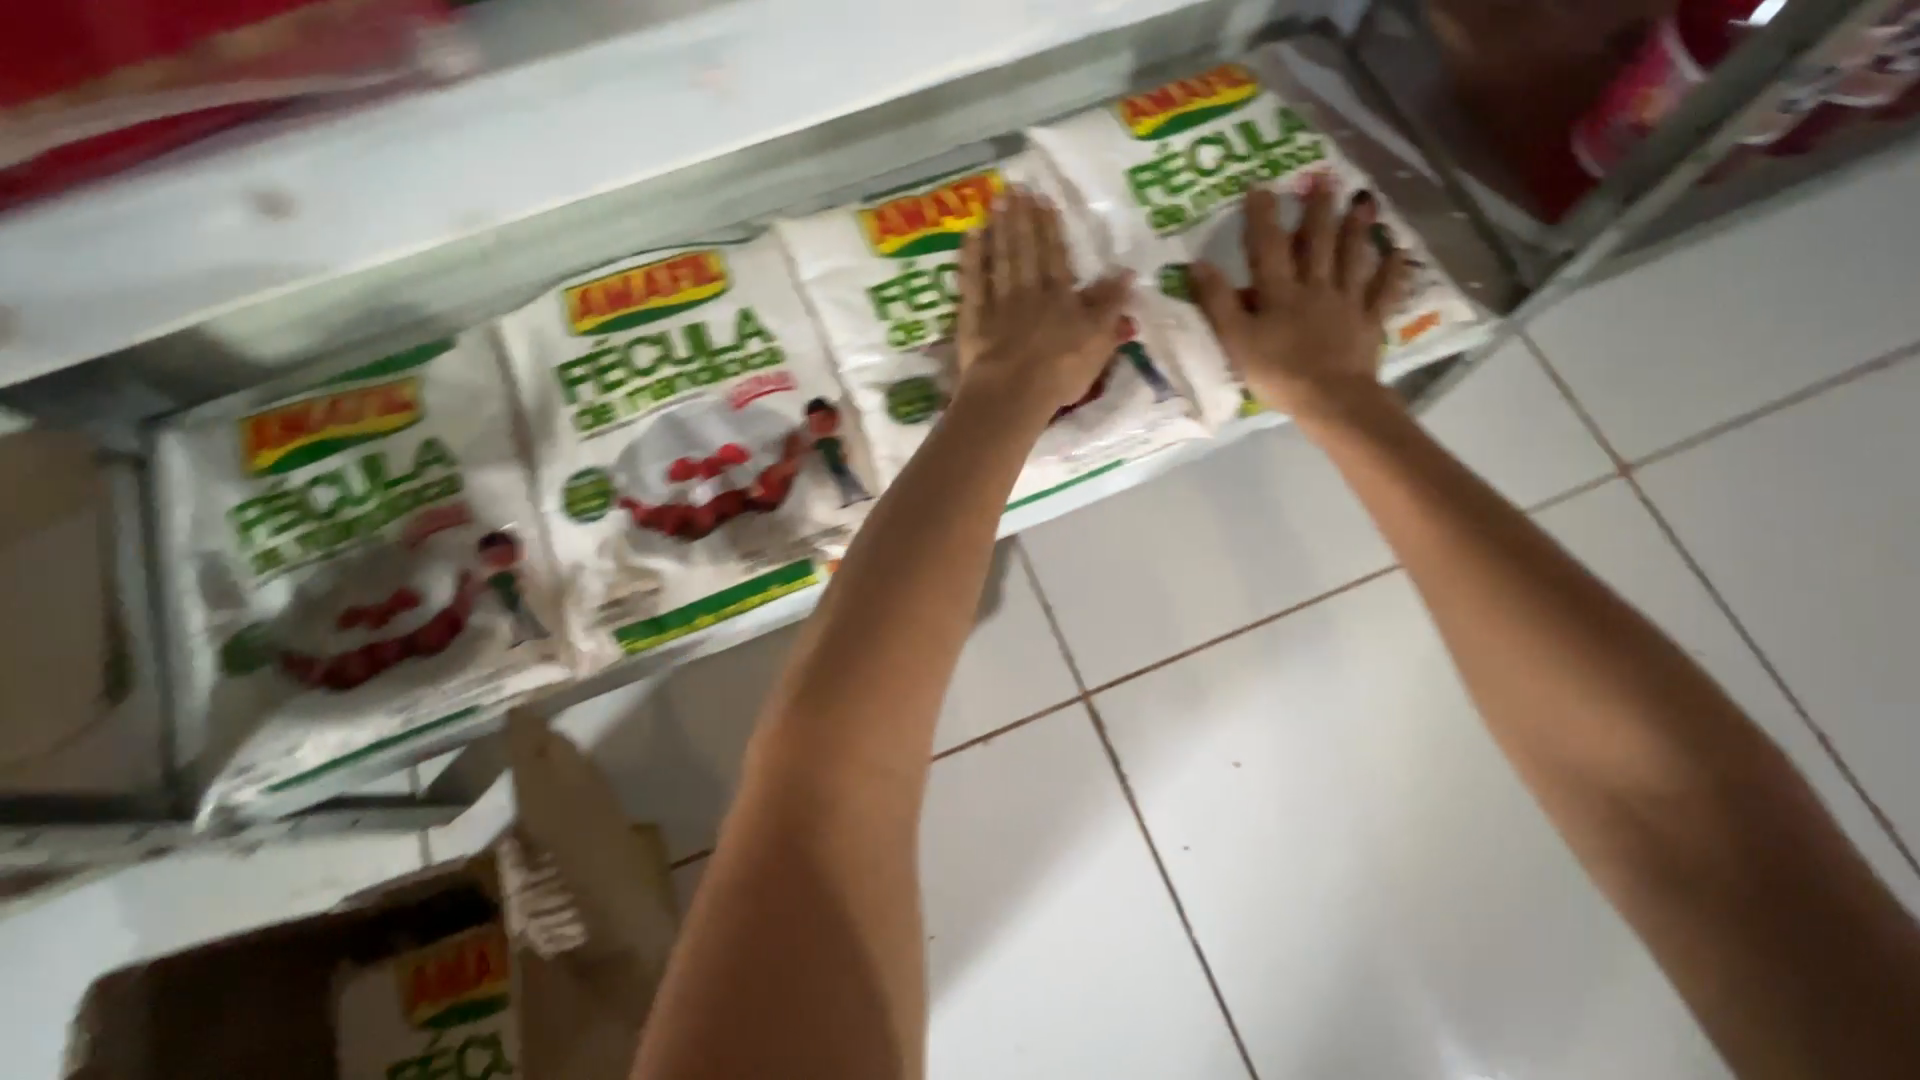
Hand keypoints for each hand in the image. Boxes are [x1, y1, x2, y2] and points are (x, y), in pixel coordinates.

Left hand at [954, 187, 1132, 421]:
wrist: (1014, 391)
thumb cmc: (1062, 370)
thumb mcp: (1099, 339)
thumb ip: (1110, 305)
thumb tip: (1128, 273)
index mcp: (1060, 297)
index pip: (1055, 256)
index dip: (1049, 228)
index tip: (1043, 200)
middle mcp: (1028, 291)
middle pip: (1025, 250)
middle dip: (1022, 218)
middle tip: (1016, 188)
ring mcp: (998, 303)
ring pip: (1000, 259)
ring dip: (999, 229)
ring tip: (997, 201)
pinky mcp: (973, 319)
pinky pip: (972, 283)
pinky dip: (971, 259)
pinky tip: (970, 236)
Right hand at [1188, 180, 1408, 423]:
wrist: (1330, 399)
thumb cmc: (1278, 373)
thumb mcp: (1236, 340)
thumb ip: (1218, 302)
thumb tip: (1197, 264)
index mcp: (1280, 293)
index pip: (1268, 247)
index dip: (1263, 217)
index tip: (1261, 186)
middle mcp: (1316, 288)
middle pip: (1318, 243)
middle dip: (1318, 210)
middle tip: (1324, 177)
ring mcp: (1348, 303)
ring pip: (1353, 258)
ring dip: (1358, 228)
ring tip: (1363, 201)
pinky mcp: (1370, 322)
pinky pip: (1385, 291)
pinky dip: (1394, 269)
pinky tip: (1401, 250)